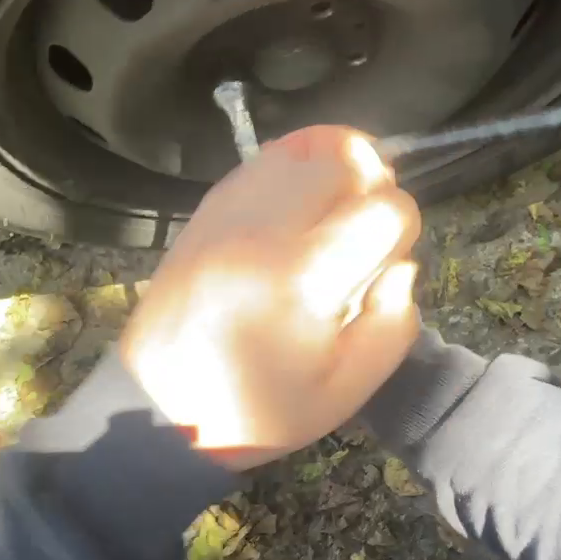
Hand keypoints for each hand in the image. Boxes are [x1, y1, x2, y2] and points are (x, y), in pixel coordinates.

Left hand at [119, 126, 421, 468]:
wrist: (159, 405)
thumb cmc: (260, 410)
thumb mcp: (345, 390)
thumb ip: (392, 322)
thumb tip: (399, 264)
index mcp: (302, 279)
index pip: (382, 208)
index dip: (402, 226)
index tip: (388, 257)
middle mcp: (262, 230)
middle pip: (343, 159)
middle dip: (369, 188)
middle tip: (361, 230)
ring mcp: (227, 213)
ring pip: (300, 149)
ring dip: (330, 171)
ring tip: (330, 213)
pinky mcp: (204, 211)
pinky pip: (262, 161)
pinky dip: (292, 171)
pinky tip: (296, 207)